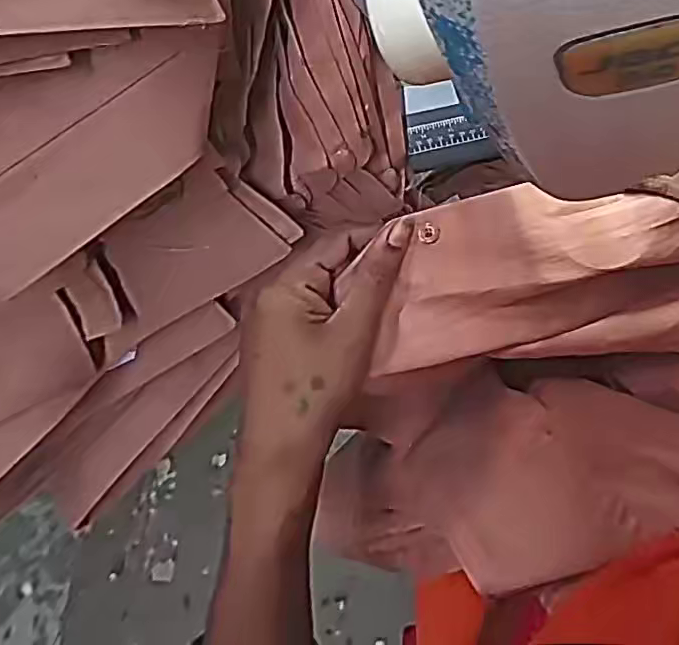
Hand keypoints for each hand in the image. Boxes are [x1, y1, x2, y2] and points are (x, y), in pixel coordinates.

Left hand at [237, 219, 411, 465]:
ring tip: (389, 288)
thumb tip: (399, 228)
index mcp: (284, 284)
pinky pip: (313, 302)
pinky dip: (339, 302)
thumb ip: (377, 274)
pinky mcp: (274, 336)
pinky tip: (360, 314)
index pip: (337, 240)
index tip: (410, 240)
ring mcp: (268, 315)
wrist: (282, 451)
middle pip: (327, 259)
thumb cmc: (319, 387)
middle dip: (366, 259)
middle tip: (404, 265)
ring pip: (322, 281)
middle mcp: (270, 292)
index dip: (375, 236)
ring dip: (354, 282)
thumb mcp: (355, 327)